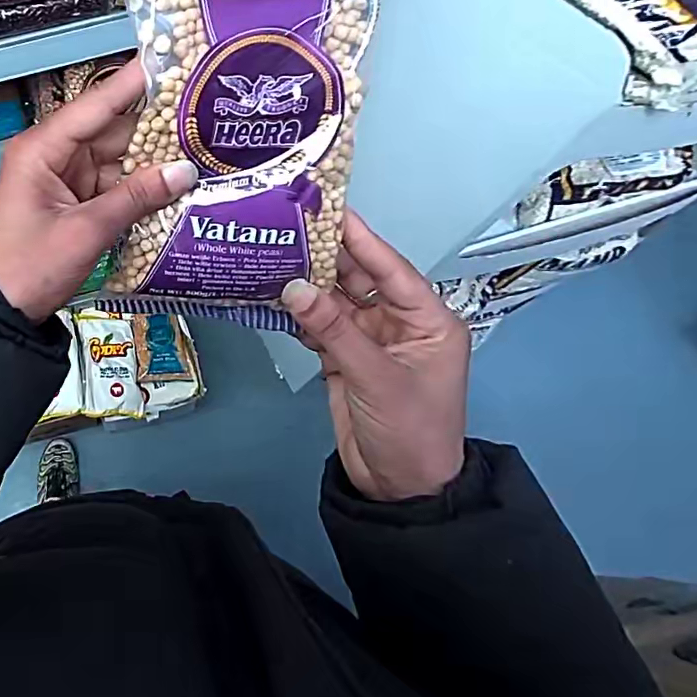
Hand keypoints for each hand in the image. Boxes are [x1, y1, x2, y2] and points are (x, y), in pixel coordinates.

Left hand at [0, 60, 196, 319]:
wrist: (3, 307)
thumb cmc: (28, 267)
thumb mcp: (86, 231)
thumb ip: (136, 198)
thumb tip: (184, 171)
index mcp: (41, 150)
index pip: (95, 105)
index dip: (133, 83)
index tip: (169, 59)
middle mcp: (52, 154)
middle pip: (112, 128)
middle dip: (155, 124)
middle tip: (201, 110)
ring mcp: (64, 175)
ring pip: (117, 154)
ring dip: (152, 156)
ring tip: (199, 144)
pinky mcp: (75, 196)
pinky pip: (114, 180)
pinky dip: (141, 183)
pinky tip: (175, 179)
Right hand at [280, 211, 469, 500]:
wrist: (399, 489)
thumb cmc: (409, 430)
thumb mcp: (376, 377)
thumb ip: (333, 329)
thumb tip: (290, 286)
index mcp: (425, 320)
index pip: (389, 268)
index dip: (360, 238)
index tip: (328, 208)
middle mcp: (397, 322)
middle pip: (358, 279)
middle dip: (325, 256)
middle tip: (286, 226)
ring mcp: (368, 339)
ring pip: (334, 300)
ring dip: (306, 283)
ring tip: (271, 253)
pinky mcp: (343, 357)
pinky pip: (319, 324)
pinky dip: (298, 313)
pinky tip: (272, 295)